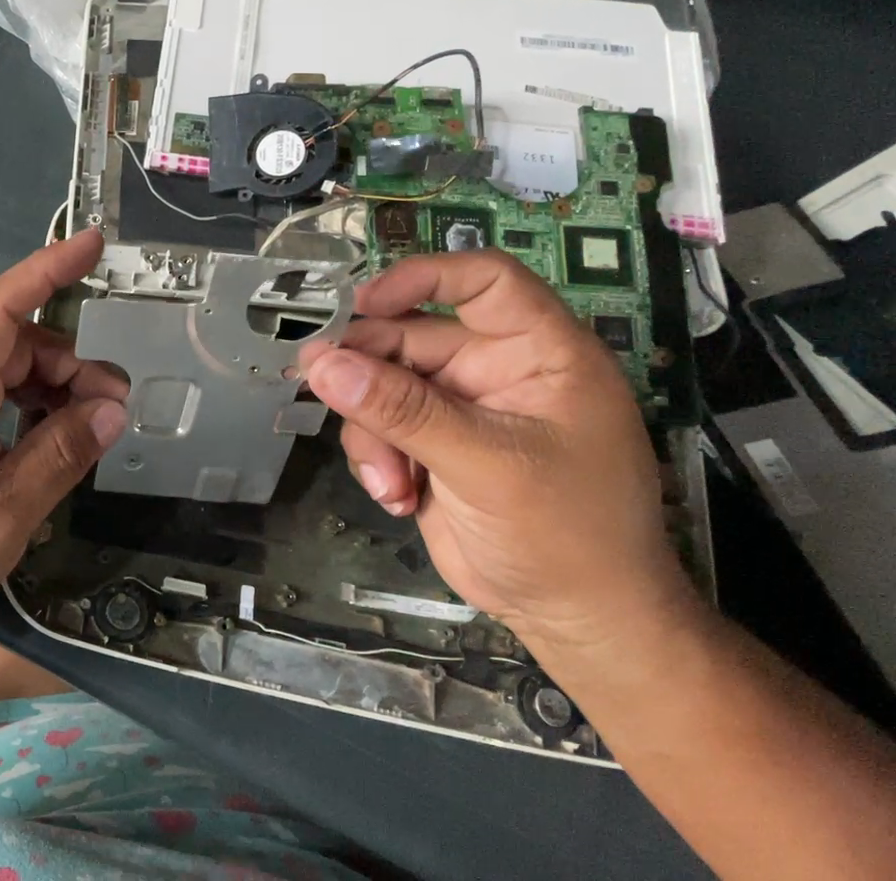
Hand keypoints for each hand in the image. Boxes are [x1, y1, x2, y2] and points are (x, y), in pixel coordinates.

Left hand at [0, 229, 127, 662]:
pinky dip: (25, 410)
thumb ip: (61, 451)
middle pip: (7, 343)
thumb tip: (111, 409)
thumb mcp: (7, 510)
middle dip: (67, 359)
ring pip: (0, 373)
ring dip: (50, 388)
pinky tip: (55, 438)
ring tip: (93, 425)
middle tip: (114, 402)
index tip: (93, 245)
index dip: (45, 270)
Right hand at [299, 250, 697, 652]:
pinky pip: (377, 428)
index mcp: (540, 353)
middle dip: (369, 375)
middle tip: (326, 393)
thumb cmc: (565, 532)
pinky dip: (375, 459)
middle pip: (409, 337)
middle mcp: (496, 371)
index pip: (485, 282)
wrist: (575, 617)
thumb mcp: (485, 465)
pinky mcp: (430, 447)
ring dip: (371, 432)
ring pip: (380, 387)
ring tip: (389, 481)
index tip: (361, 304)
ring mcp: (459, 410)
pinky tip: (397, 496)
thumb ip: (402, 412)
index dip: (423, 278)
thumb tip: (321, 364)